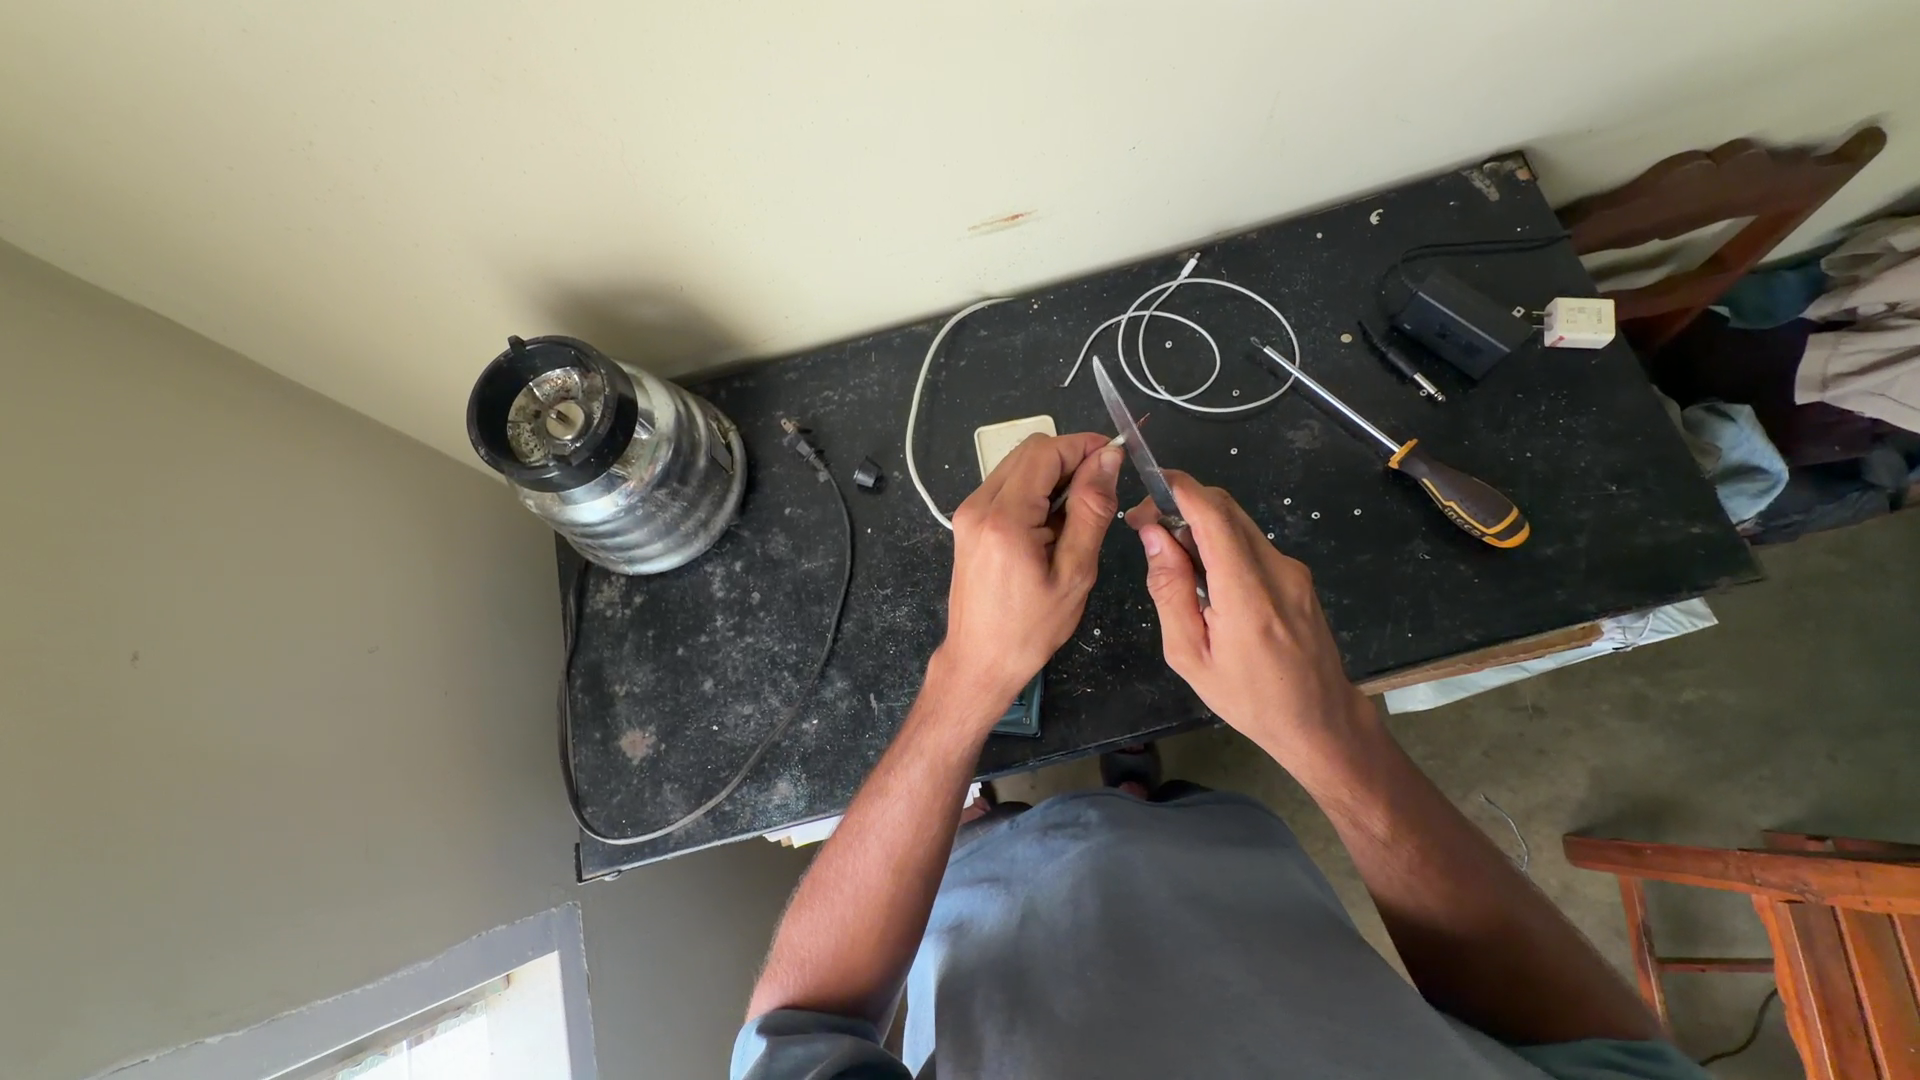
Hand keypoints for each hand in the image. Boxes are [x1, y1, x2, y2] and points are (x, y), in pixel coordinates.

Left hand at [940, 433, 1121, 708]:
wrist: (980, 660)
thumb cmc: (1031, 628)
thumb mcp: (1075, 572)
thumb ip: (1091, 510)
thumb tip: (1108, 460)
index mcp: (1004, 518)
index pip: (1045, 452)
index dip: (1084, 445)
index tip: (1116, 457)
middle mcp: (978, 505)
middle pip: (1029, 452)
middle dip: (1070, 458)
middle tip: (1102, 488)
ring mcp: (967, 512)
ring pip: (1016, 465)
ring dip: (1052, 475)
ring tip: (1077, 513)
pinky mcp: (966, 522)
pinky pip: (1004, 486)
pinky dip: (1033, 491)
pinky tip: (1051, 523)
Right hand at [1126, 472, 1373, 767]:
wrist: (1320, 720)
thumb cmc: (1247, 698)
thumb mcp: (1189, 655)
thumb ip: (1170, 591)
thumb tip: (1154, 535)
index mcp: (1247, 594)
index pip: (1213, 516)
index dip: (1179, 489)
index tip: (1147, 487)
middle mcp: (1277, 570)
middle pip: (1226, 509)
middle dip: (1182, 504)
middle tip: (1145, 526)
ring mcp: (1293, 570)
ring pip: (1239, 524)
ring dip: (1199, 525)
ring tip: (1170, 556)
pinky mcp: (1298, 576)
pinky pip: (1252, 543)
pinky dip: (1220, 544)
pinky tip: (1204, 576)